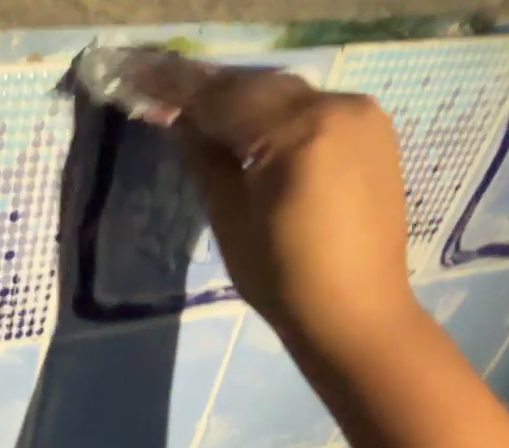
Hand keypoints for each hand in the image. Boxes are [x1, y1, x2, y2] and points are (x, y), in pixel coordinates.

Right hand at [123, 52, 425, 359]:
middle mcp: (338, 107)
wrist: (355, 311)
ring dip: (240, 99)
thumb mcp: (231, 222)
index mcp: (298, 134)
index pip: (224, 98)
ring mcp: (362, 115)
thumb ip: (206, 161)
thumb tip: (177, 119)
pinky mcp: (373, 130)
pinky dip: (274, 113)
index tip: (135, 75)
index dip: (175, 87)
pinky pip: (312, 108)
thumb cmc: (282, 279)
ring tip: (196, 110)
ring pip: (285, 94)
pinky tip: (246, 127)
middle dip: (207, 89)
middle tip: (158, 88)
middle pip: (256, 87)